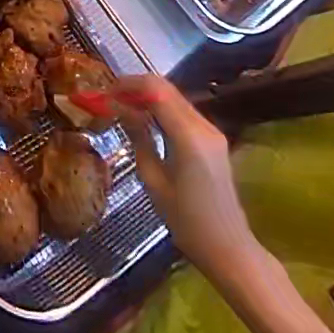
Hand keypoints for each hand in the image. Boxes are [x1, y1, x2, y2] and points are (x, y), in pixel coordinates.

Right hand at [113, 74, 256, 271]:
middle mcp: (204, 126)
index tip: (105, 91)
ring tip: (120, 106)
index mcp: (189, 136)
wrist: (229, 248)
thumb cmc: (187, 221)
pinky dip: (160, 108)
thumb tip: (120, 109)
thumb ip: (138, 138)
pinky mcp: (212, 138)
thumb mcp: (154, 180)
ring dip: (147, 96)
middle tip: (109, 97)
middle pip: (166, 89)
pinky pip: (182, 111)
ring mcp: (211, 131)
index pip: (156, 91)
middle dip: (135, 87)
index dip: (128, 84)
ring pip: (174, 97)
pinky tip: (143, 119)